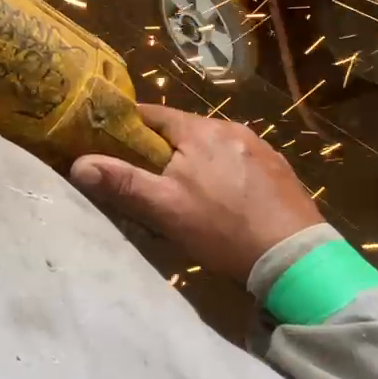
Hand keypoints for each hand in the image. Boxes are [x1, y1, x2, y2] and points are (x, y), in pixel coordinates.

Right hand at [69, 103, 322, 283]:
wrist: (300, 264)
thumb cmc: (224, 229)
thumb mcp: (164, 207)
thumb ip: (121, 181)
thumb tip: (77, 164)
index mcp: (200, 130)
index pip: (151, 114)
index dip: (126, 128)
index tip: (109, 145)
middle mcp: (232, 129)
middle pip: (181, 130)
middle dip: (161, 150)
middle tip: (146, 178)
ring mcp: (262, 150)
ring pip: (211, 147)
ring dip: (194, 163)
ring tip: (183, 192)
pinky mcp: (282, 173)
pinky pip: (238, 163)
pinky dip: (223, 175)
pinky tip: (222, 202)